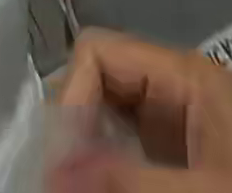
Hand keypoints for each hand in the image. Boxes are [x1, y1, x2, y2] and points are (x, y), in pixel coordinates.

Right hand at [49, 29, 231, 192]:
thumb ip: (127, 181)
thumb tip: (52, 172)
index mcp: (180, 73)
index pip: (97, 52)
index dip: (72, 97)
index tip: (64, 162)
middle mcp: (171, 86)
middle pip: (96, 83)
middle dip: (73, 129)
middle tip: (62, 181)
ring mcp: (175, 122)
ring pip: (105, 118)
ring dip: (86, 153)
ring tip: (74, 184)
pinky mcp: (179, 157)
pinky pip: (125, 149)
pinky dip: (107, 169)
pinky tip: (102, 186)